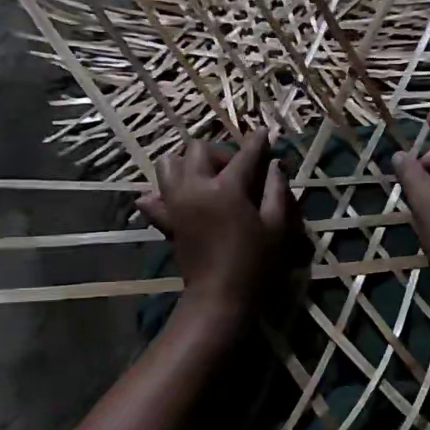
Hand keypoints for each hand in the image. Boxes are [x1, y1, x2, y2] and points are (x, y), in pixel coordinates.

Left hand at [136, 132, 291, 312]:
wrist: (219, 296)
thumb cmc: (254, 262)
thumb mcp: (276, 226)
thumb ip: (276, 191)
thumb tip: (275, 166)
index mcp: (227, 188)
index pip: (244, 155)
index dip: (257, 142)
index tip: (263, 133)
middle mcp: (196, 188)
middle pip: (198, 150)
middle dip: (218, 153)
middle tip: (234, 170)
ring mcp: (176, 203)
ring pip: (168, 165)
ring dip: (186, 164)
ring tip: (205, 178)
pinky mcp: (166, 220)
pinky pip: (153, 198)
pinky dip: (162, 193)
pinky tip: (179, 199)